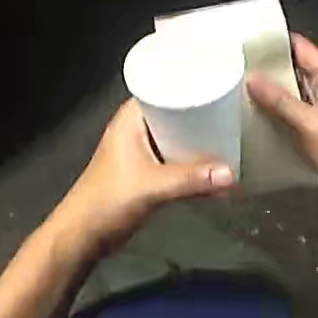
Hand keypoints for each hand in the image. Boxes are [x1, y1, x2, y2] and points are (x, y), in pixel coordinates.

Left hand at [50, 101, 234, 252]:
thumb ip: (190, 181)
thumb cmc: (110, 199)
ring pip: (175, 136)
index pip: (162, 86)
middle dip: (200, 115)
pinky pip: (174, 156)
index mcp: (131, 116)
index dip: (188, 84)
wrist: (85, 234)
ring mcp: (140, 148)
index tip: (218, 83)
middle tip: (231, 113)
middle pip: (173, 112)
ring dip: (197, 140)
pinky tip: (214, 168)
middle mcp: (136, 126)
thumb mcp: (152, 186)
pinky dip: (191, 160)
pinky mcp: (145, 170)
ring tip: (230, 138)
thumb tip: (232, 174)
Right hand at [248, 35, 317, 210]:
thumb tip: (251, 77)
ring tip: (240, 82)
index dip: (273, 41)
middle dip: (268, 63)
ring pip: (296, 83)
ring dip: (273, 84)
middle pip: (297, 62)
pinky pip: (299, 101)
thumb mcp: (310, 127)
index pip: (300, 45)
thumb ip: (280, 101)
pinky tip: (260, 108)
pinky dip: (282, 101)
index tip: (244, 42)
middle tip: (235, 64)